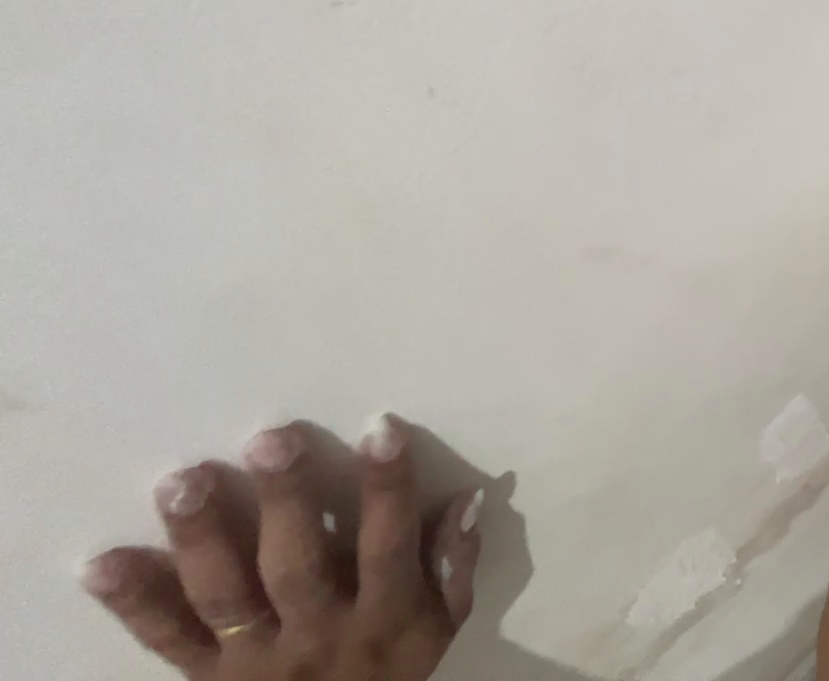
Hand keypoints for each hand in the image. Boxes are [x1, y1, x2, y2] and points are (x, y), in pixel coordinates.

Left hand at [82, 415, 481, 680]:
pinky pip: (166, 639)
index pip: (388, 543)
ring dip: (202, 536)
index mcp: (383, 615)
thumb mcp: (446, 624)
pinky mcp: (204, 676)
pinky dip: (133, 602)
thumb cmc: (396, 670)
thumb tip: (467, 498)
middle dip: (285, 499)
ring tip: (183, 481)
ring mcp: (253, 657)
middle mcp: (317, 632)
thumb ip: (455, 562)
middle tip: (270, 440)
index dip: (388, 487)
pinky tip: (104, 561)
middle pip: (297, 563)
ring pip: (225, 593)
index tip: (383, 430)